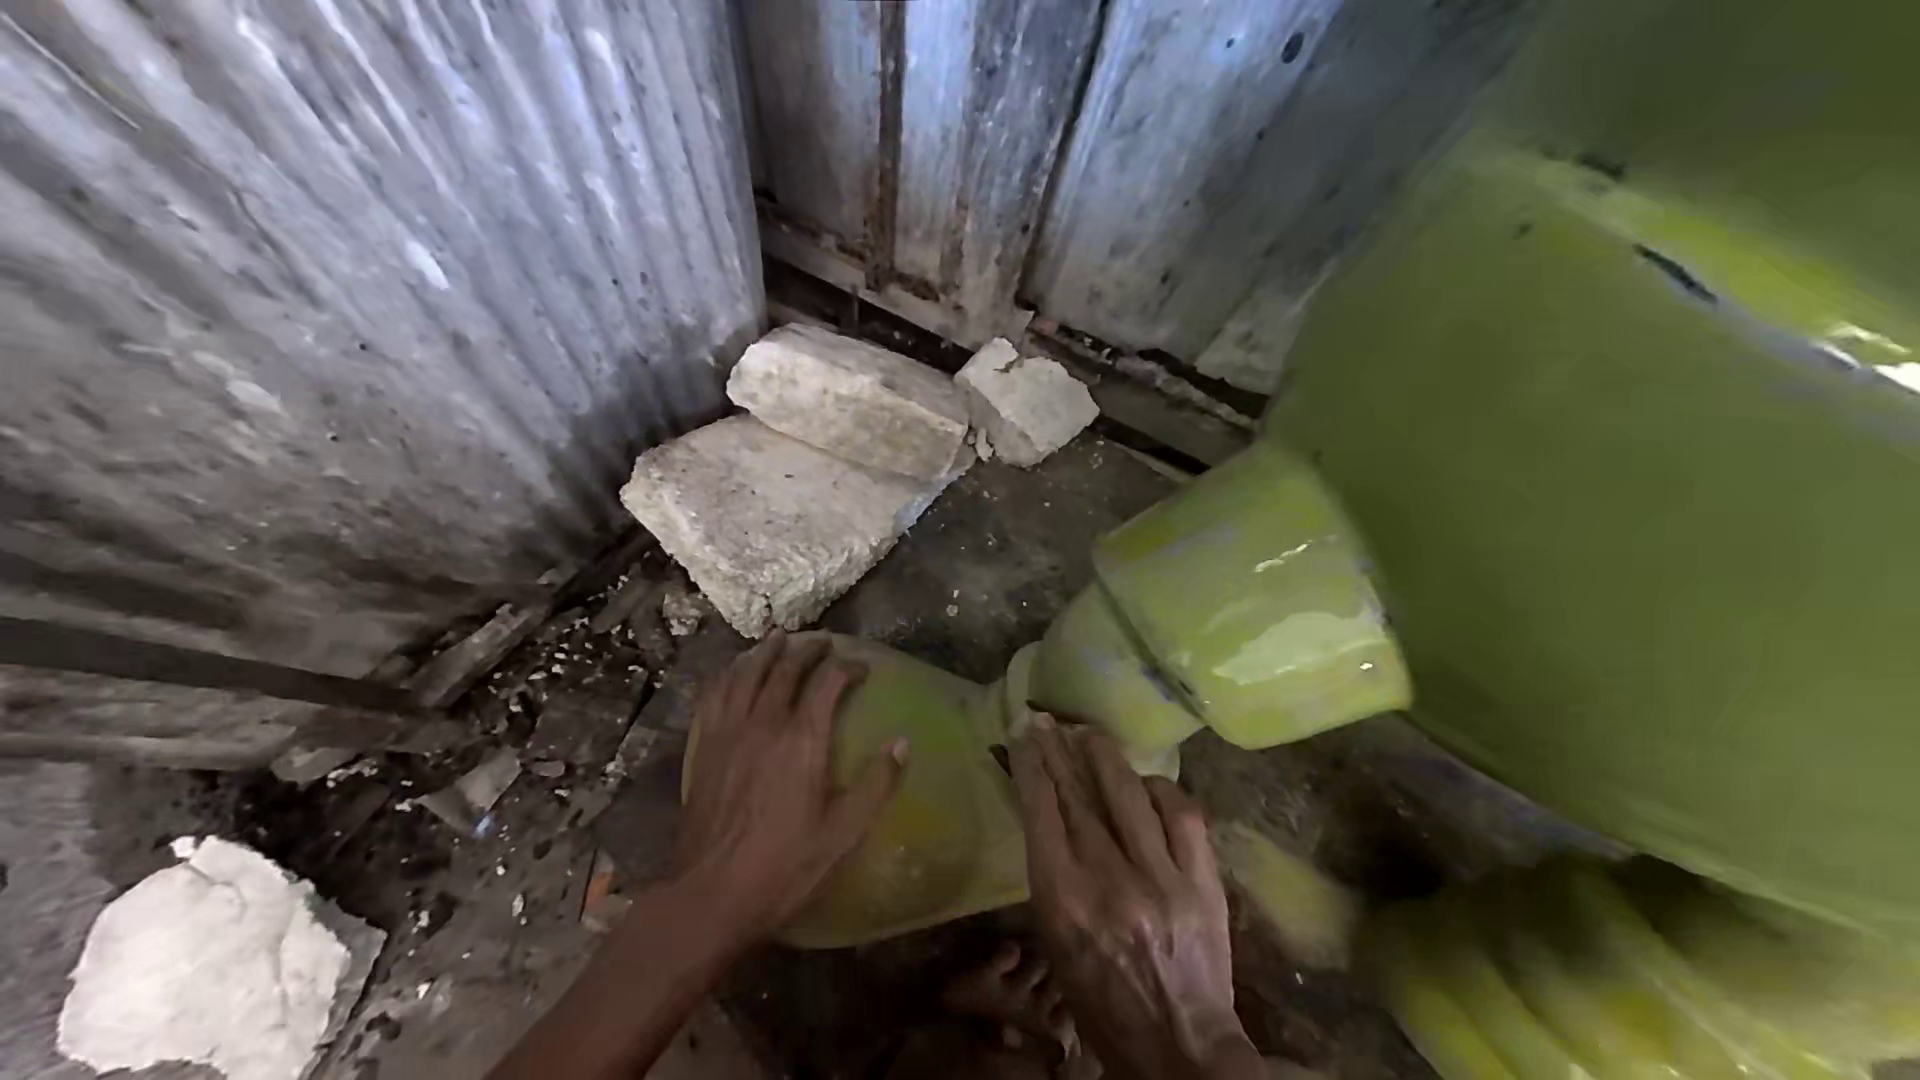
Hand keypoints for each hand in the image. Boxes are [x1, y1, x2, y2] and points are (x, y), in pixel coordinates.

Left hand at [676, 630, 906, 939]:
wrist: (712, 895)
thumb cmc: (785, 865)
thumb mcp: (844, 832)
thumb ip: (876, 784)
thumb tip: (902, 743)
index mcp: (802, 740)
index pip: (828, 682)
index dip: (847, 668)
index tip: (861, 669)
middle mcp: (764, 723)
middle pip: (786, 668)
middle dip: (808, 649)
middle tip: (823, 642)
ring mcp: (729, 732)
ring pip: (746, 673)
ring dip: (766, 651)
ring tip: (779, 638)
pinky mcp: (705, 746)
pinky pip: (714, 695)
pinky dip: (728, 674)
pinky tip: (733, 670)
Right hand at [1010, 716, 1261, 1079]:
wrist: (1180, 1049)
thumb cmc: (1100, 999)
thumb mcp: (1055, 939)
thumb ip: (1051, 873)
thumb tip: (1047, 812)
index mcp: (1063, 899)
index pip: (1042, 810)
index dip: (1030, 765)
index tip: (1023, 734)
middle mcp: (1109, 880)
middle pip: (1079, 794)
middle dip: (1059, 750)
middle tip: (1049, 720)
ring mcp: (1162, 878)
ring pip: (1129, 794)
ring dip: (1104, 756)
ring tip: (1089, 734)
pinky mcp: (1203, 884)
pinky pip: (1183, 815)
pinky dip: (1161, 790)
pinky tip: (1147, 782)